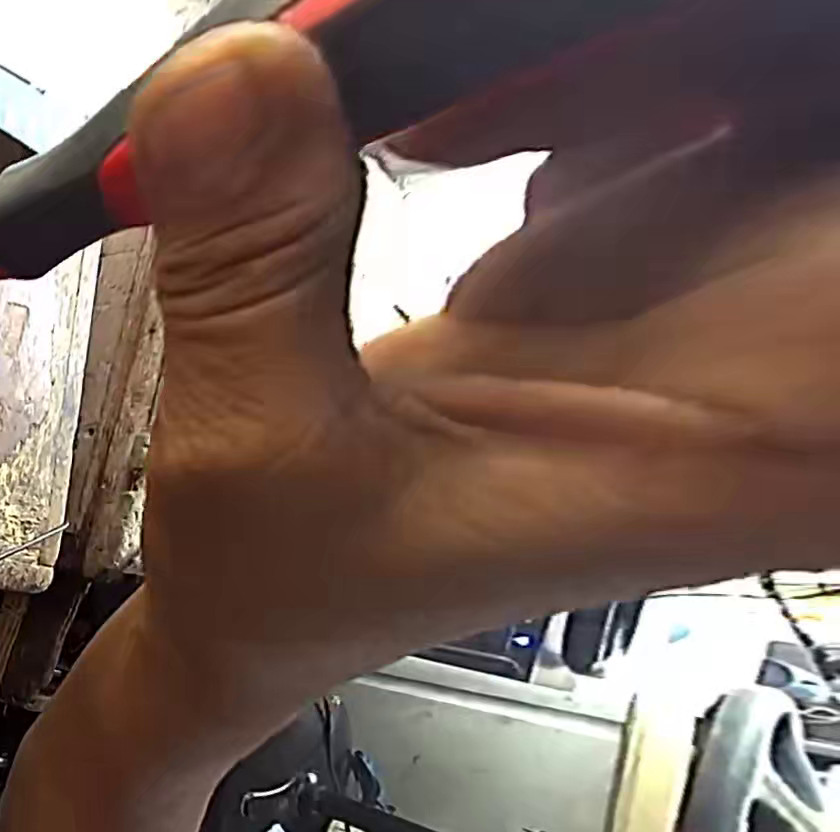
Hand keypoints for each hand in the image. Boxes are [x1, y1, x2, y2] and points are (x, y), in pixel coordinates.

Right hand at [128, 0, 839, 754]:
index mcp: (806, 407)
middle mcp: (828, 341)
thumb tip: (214, 77)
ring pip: (748, 71)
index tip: (475, 45)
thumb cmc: (261, 582)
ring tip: (414, 115)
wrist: (251, 613)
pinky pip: (679, 106)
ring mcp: (738, 303)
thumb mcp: (245, 442)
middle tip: (415, 61)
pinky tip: (451, 137)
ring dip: (573, 50)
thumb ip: (251, 269)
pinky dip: (561, 80)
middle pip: (809, 75)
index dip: (700, 45)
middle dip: (615, 42)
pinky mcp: (636, 283)